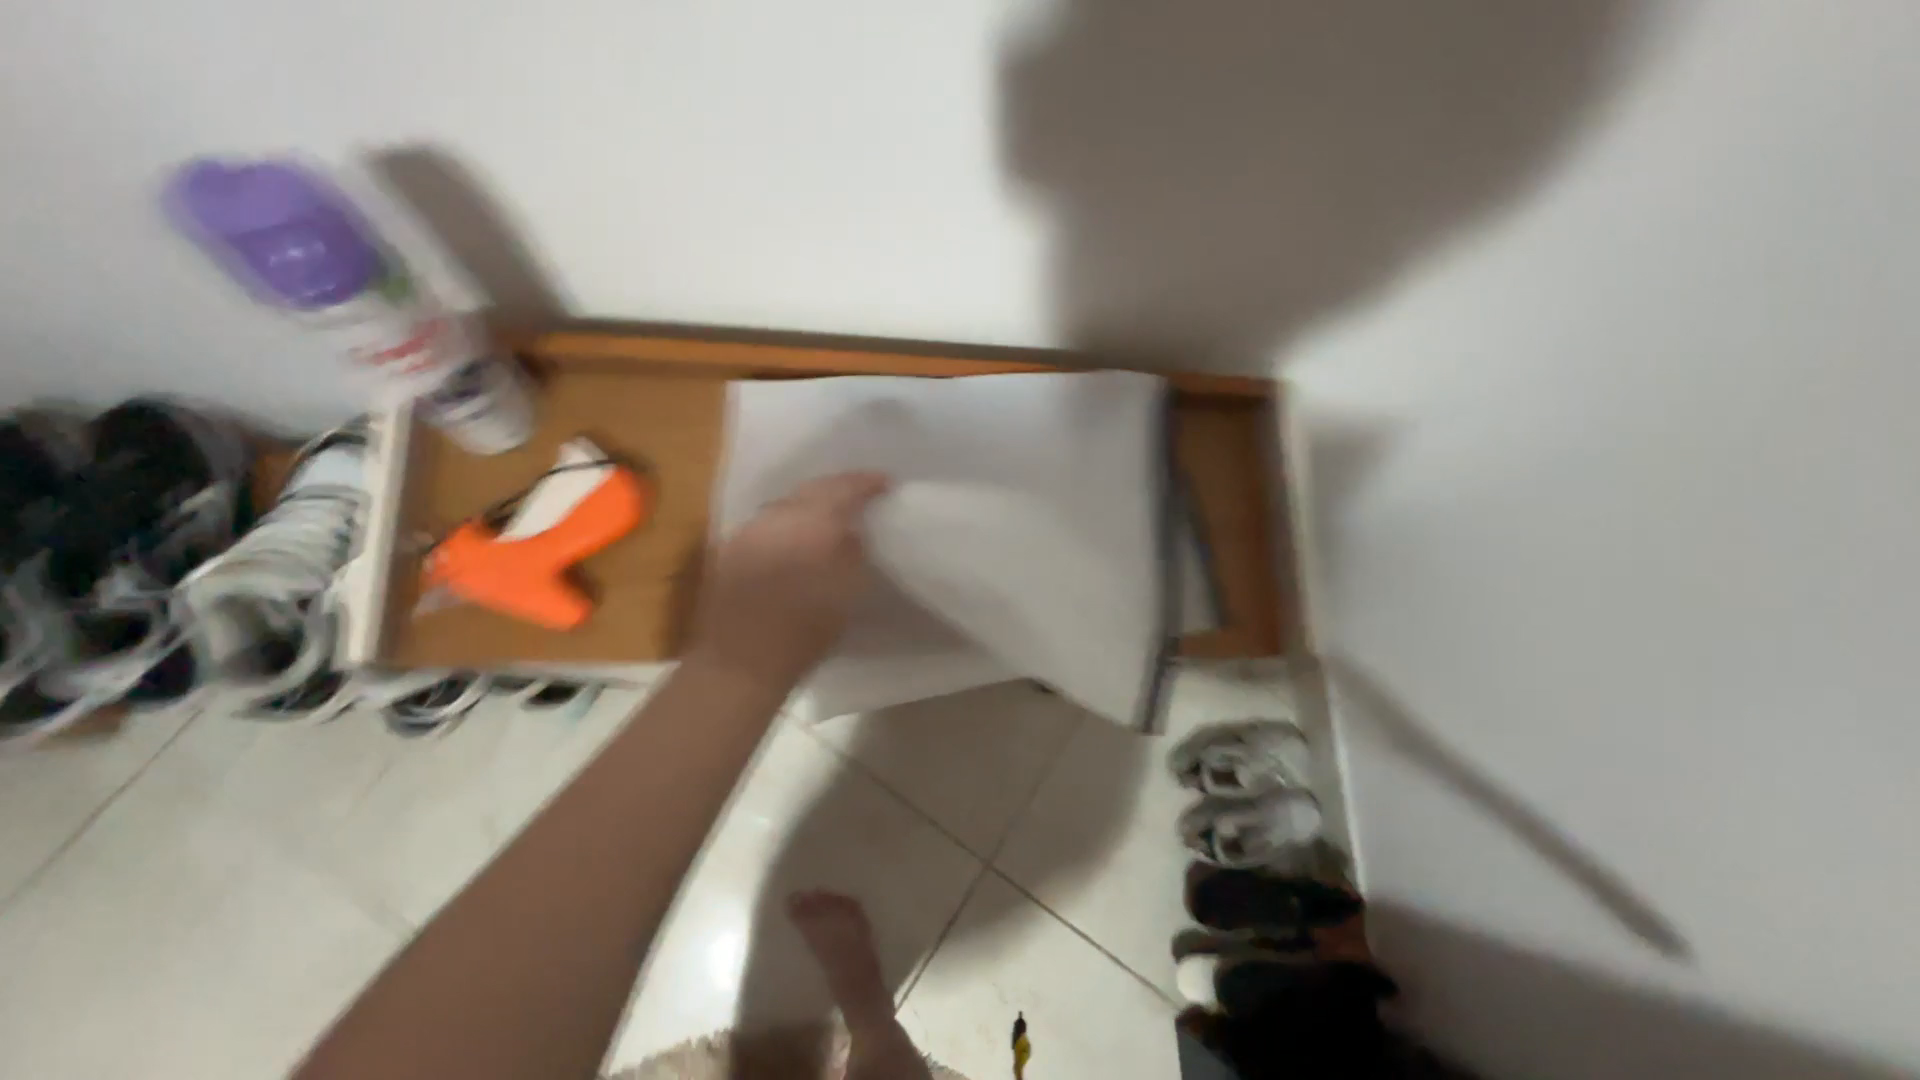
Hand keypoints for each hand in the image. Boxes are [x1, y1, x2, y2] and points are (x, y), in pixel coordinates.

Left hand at [686, 471, 890, 692]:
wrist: (741, 661)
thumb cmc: (804, 633)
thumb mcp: (847, 594)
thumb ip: (853, 553)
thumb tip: (853, 530)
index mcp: (811, 524)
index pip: (843, 489)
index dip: (866, 483)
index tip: (885, 483)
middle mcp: (777, 517)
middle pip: (811, 489)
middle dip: (837, 488)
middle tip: (859, 494)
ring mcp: (749, 531)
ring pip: (785, 504)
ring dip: (809, 505)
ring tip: (828, 515)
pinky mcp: (730, 548)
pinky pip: (766, 524)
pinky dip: (786, 523)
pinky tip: (794, 538)